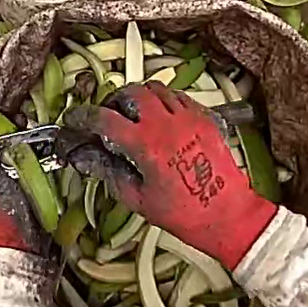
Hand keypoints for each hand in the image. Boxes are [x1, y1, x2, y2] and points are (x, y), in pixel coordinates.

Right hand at [60, 83, 276, 268]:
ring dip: (140, 97)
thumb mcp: (138, 199)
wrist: (231, 217)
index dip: (83, 116)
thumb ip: (111, 174)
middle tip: (109, 114)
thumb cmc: (188, 214)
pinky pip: (180, 97)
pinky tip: (162, 119)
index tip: (76, 119)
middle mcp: (167, 124)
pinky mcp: (206, 120)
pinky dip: (165, 102)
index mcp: (146, 145)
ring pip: (157, 89)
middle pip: (131, 91)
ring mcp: (190, 119)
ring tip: (135, 114)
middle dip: (114, 100)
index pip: (104, 117)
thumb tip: (93, 158)